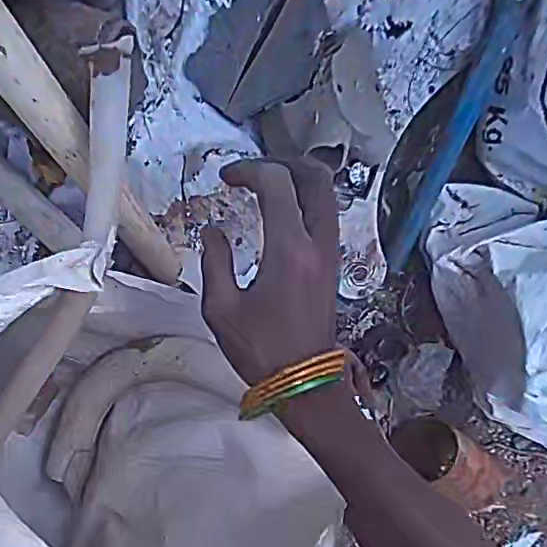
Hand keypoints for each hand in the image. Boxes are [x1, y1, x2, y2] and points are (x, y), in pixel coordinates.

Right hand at [201, 159, 341, 384]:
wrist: (304, 384)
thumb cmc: (260, 351)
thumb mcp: (221, 310)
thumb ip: (215, 263)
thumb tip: (213, 232)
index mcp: (289, 250)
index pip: (276, 184)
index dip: (249, 171)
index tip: (226, 178)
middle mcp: (317, 244)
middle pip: (315, 177)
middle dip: (283, 163)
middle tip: (253, 171)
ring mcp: (331, 254)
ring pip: (326, 195)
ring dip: (298, 181)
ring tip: (266, 186)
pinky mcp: (333, 267)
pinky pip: (325, 217)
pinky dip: (305, 202)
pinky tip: (281, 215)